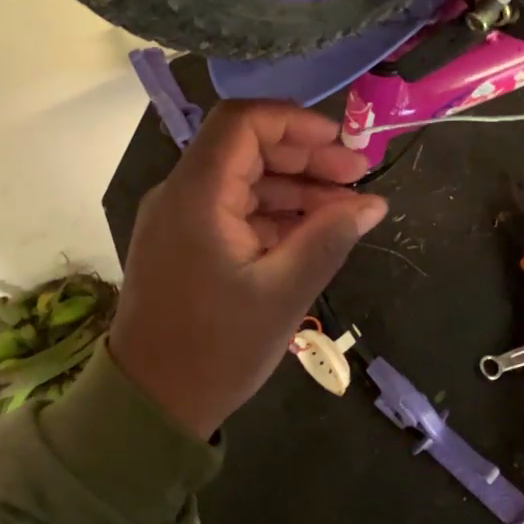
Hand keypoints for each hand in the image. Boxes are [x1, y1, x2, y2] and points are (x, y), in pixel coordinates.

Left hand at [108, 101, 388, 438]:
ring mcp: (178, 218)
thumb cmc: (217, 348)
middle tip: (358, 176)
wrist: (150, 402)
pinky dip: (271, 213)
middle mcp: (181, 193)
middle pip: (245, 147)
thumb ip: (329, 237)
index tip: (343, 144)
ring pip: (241, 179)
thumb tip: (373, 203)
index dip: (296, 121)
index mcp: (197, 194)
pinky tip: (311, 231)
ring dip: (293, 186)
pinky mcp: (182, 242)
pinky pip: (231, 209)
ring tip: (346, 208)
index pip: (243, 121)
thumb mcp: (284, 293)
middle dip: (304, 155)